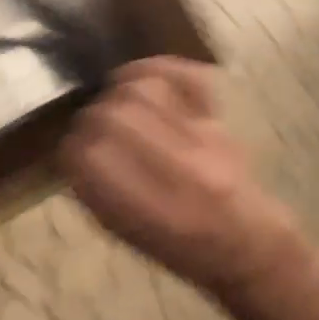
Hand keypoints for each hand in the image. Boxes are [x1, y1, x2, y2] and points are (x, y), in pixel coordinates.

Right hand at [61, 57, 302, 293]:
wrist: (247, 247)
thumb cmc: (178, 250)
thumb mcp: (123, 233)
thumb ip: (93, 188)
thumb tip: (70, 147)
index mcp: (143, 208)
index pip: (85, 153)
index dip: (73, 147)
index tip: (74, 152)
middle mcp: (173, 171)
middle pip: (108, 115)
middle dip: (91, 116)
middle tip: (93, 125)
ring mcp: (200, 141)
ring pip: (140, 90)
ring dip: (119, 89)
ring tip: (116, 100)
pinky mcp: (218, 121)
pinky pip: (187, 77)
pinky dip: (161, 69)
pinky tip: (148, 80)